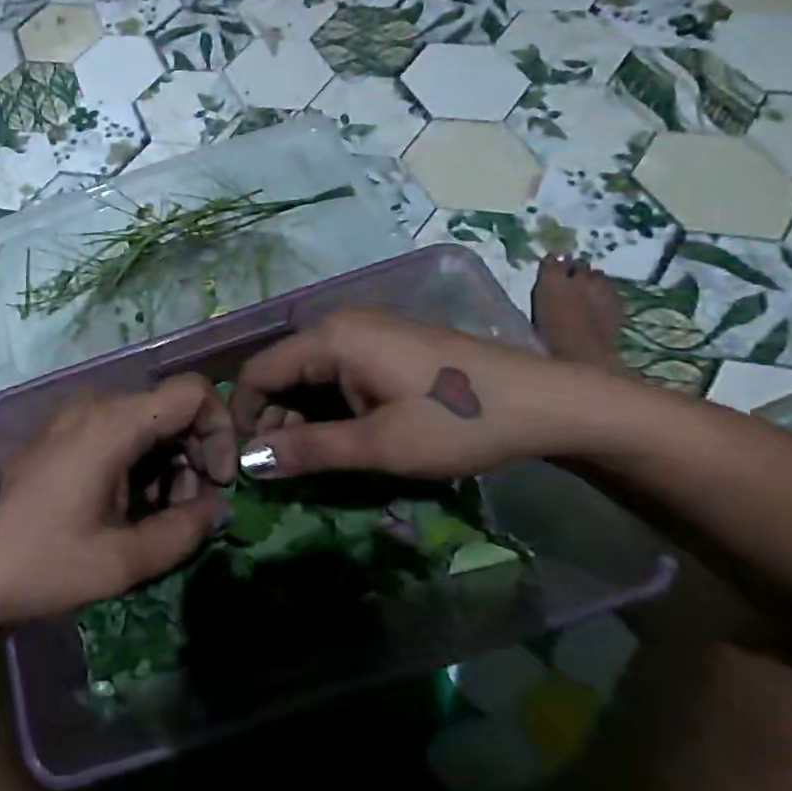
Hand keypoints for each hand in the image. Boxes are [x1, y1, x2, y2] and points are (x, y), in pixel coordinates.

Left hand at [0, 374, 235, 644]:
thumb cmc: (41, 564)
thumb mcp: (122, 561)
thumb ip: (185, 530)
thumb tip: (219, 506)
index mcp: (112, 423)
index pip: (193, 391)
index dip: (221, 428)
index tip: (219, 479)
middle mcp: (94, 405)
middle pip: (171, 406)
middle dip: (195, 453)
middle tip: (191, 508)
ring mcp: (73, 417)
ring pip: (146, 421)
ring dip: (168, 463)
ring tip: (159, 517)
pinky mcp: (61, 434)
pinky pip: (117, 432)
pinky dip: (139, 462)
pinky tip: (129, 508)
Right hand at [230, 307, 622, 479]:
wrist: (547, 403)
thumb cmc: (459, 422)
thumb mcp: (379, 444)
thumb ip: (308, 449)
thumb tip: (248, 461)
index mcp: (332, 337)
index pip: (258, 372)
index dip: (243, 417)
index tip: (249, 464)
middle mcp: (342, 323)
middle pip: (282, 371)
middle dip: (275, 419)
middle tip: (289, 468)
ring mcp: (368, 330)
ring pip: (310, 373)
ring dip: (304, 416)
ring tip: (322, 457)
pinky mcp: (388, 343)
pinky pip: (339, 371)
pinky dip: (332, 404)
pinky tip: (352, 434)